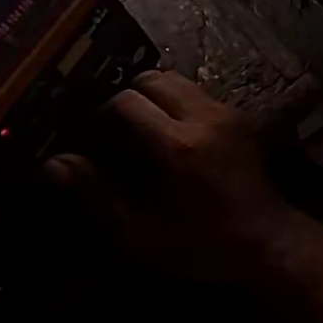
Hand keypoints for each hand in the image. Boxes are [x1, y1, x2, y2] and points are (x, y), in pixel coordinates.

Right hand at [45, 70, 303, 282]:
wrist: (267, 238)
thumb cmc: (202, 244)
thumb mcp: (140, 232)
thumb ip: (97, 193)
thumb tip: (55, 162)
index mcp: (178, 144)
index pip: (128, 100)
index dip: (102, 112)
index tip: (92, 135)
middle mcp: (205, 118)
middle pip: (156, 78)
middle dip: (129, 94)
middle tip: (115, 126)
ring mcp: (228, 113)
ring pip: (181, 81)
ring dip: (156, 95)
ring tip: (141, 128)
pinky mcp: (241, 117)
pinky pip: (202, 94)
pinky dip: (180, 103)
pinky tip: (171, 134)